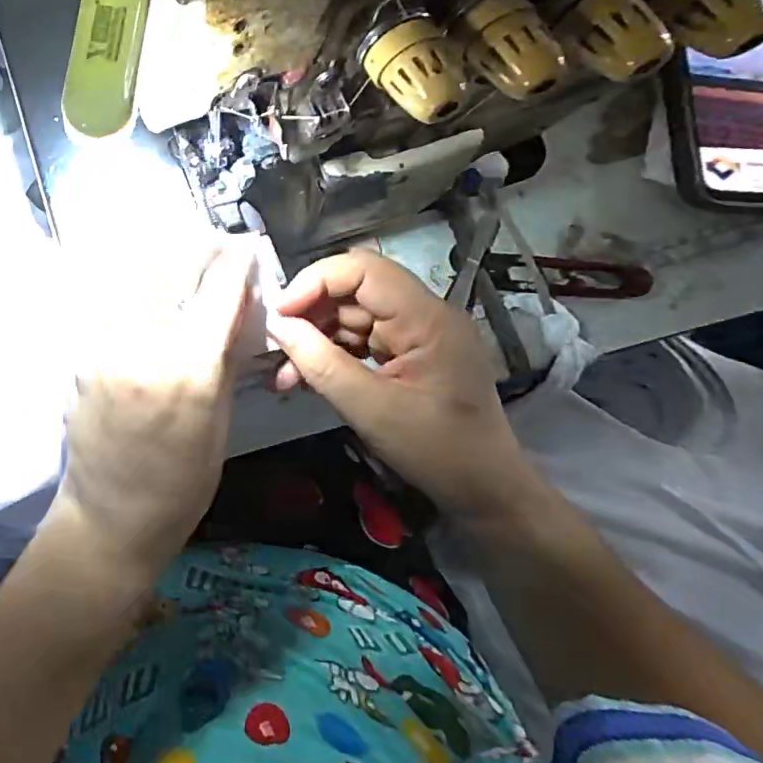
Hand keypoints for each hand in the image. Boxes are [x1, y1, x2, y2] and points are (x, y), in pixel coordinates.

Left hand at [48, 243, 258, 581]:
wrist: (110, 518)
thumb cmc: (181, 485)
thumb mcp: (221, 423)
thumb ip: (228, 355)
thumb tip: (242, 303)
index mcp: (191, 371)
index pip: (218, 290)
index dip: (236, 258)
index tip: (244, 245)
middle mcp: (144, 349)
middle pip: (170, 271)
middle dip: (196, 249)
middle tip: (212, 245)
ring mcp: (104, 350)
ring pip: (132, 280)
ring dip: (159, 260)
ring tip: (177, 257)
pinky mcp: (80, 358)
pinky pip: (106, 305)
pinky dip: (128, 286)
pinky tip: (142, 287)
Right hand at [265, 248, 539, 518]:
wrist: (486, 492)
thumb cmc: (436, 451)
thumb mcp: (370, 409)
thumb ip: (320, 364)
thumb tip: (277, 327)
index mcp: (427, 318)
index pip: (363, 270)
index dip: (315, 282)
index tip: (280, 314)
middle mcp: (424, 314)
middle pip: (354, 289)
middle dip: (309, 313)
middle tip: (276, 344)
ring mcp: (417, 333)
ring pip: (351, 315)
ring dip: (314, 337)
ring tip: (285, 374)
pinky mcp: (408, 352)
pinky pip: (360, 338)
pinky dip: (330, 353)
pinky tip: (305, 378)